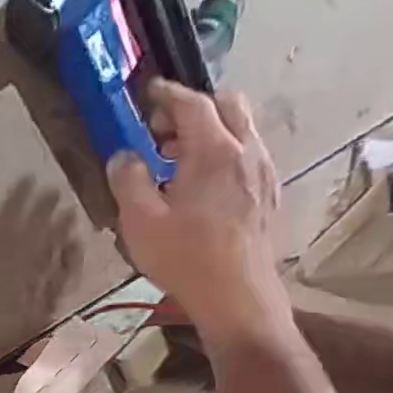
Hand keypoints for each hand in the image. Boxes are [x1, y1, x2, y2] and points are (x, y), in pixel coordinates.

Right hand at [107, 81, 285, 338]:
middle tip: (162, 131)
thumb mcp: (140, 221)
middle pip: (228, 105)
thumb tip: (123, 156)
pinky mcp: (269, 197)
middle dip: (193, 108)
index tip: (147, 93)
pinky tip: (201, 189)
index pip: (192, 103)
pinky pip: (248, 157)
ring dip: (209, 133)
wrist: (238, 298)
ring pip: (241, 131)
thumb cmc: (186, 259)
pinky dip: (224, 155)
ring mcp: (264, 174)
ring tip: (176, 163)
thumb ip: (128, 180)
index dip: (167, 93)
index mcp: (214, 151)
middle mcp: (247, 152)